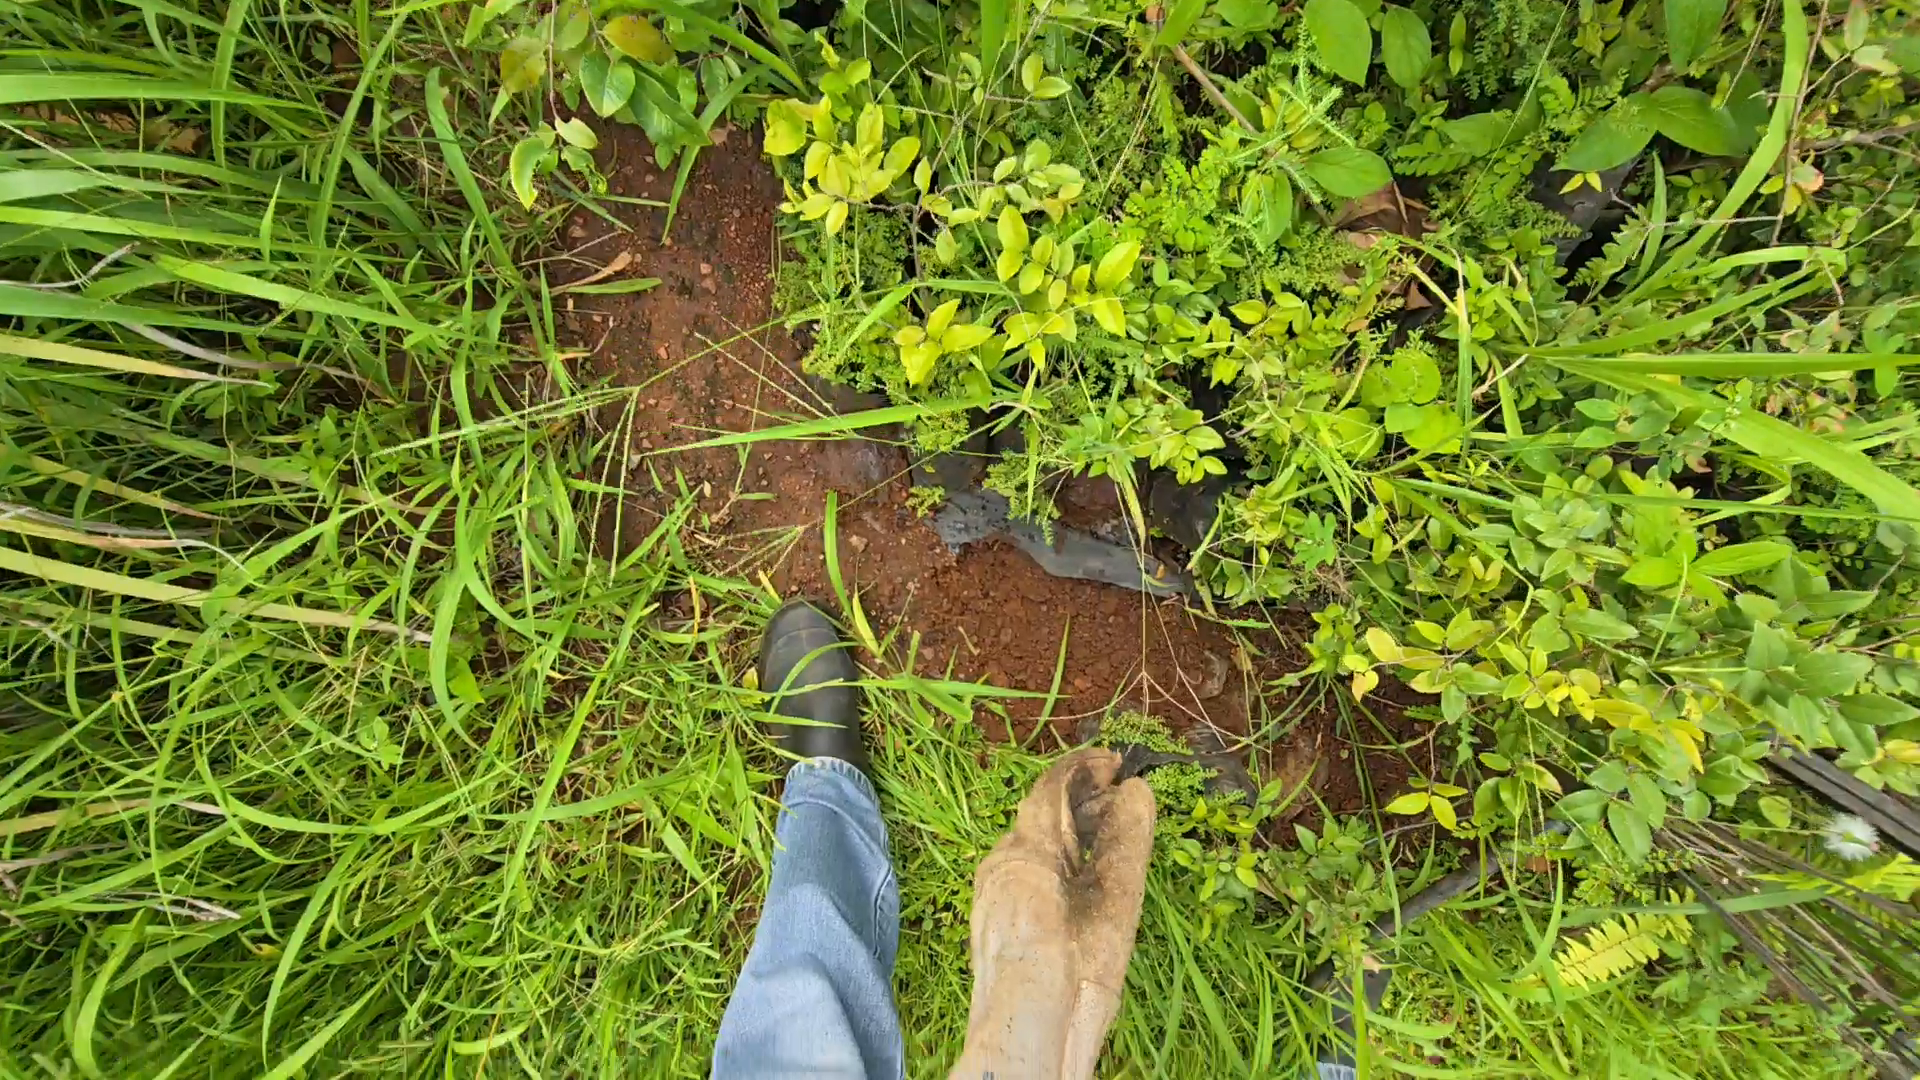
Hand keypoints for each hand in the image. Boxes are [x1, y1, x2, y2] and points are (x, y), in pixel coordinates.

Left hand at [950, 748, 1155, 1079]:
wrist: (1026, 1037)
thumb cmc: (1075, 970)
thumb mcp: (1112, 901)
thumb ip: (1124, 840)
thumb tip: (1136, 790)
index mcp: (1024, 849)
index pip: (1051, 784)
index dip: (1085, 766)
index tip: (1115, 762)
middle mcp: (999, 859)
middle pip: (1041, 812)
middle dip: (1081, 800)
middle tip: (1120, 799)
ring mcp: (990, 888)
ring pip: (1032, 842)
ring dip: (1068, 830)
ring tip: (1106, 836)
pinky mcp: (990, 914)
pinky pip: (1024, 869)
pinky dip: (1053, 859)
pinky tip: (1077, 879)